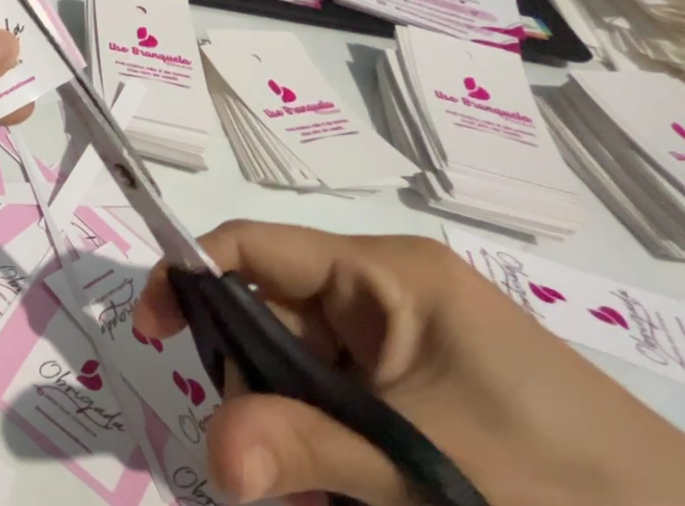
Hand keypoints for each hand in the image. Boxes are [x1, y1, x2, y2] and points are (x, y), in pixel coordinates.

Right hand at [134, 221, 684, 505]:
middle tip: (260, 460)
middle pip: (261, 315)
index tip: (152, 333)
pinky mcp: (407, 386)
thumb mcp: (429, 463)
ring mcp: (393, 340)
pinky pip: (326, 400)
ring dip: (283, 425)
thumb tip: (212, 459)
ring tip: (320, 491)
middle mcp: (379, 292)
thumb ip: (310, 449)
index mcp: (383, 274)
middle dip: (247, 384)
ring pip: (288, 366)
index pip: (249, 247)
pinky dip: (317, 444)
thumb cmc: (575, 481)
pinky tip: (342, 490)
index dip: (188, 277)